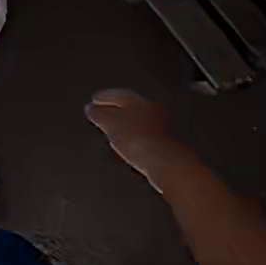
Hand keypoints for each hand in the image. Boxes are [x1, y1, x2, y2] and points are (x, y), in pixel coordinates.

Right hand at [85, 89, 200, 192]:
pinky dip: (136, 139)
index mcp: (142, 103)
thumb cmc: (147, 146)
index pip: (120, 95)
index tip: (95, 100)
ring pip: (141, 122)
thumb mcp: (114, 128)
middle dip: (115, 110)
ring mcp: (166, 129)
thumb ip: (100, 116)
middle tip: (101, 114)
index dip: (105, 97)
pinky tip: (131, 147)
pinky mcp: (170, 147)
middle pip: (132, 107)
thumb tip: (92, 110)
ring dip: (126, 125)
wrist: (173, 169)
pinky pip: (148, 137)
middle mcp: (157, 112)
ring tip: (113, 132)